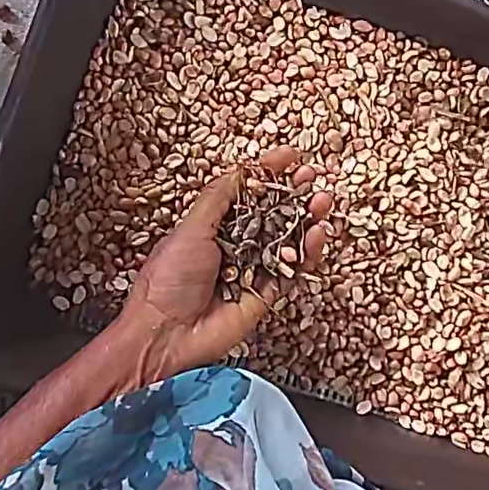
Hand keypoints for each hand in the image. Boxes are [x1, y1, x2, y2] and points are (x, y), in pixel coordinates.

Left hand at [117, 147, 333, 382]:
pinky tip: (317, 233)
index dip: (268, 173)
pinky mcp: (266, 292)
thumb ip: (219, 200)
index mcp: (213, 225)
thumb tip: (241, 171)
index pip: (246, 192)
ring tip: (322, 200)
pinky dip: (307, 251)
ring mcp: (252, 267)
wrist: (166, 333)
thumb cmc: (168, 280)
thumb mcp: (190, 229)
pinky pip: (292, 269)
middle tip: (311, 176)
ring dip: (306, 218)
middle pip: (272, 212)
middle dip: (293, 192)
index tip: (289, 156)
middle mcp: (235, 243)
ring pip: (287, 238)